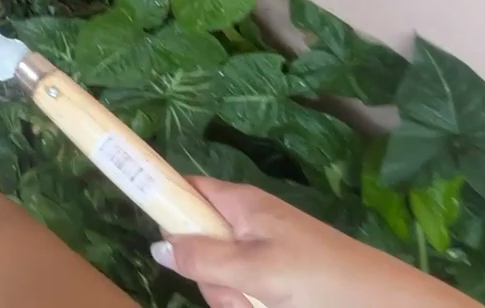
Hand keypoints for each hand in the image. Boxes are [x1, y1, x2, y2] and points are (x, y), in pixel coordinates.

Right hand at [156, 179, 482, 307]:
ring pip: (222, 277)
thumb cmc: (328, 281)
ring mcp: (265, 257)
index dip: (166, 203)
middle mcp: (248, 225)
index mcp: (241, 204)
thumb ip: (206, 259)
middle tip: (236, 295)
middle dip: (210, 277)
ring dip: (233, 300)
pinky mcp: (282, 286)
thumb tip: (157, 246)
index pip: (185, 188)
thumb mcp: (260, 271)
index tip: (161, 237)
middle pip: (198, 244)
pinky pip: (245, 294)